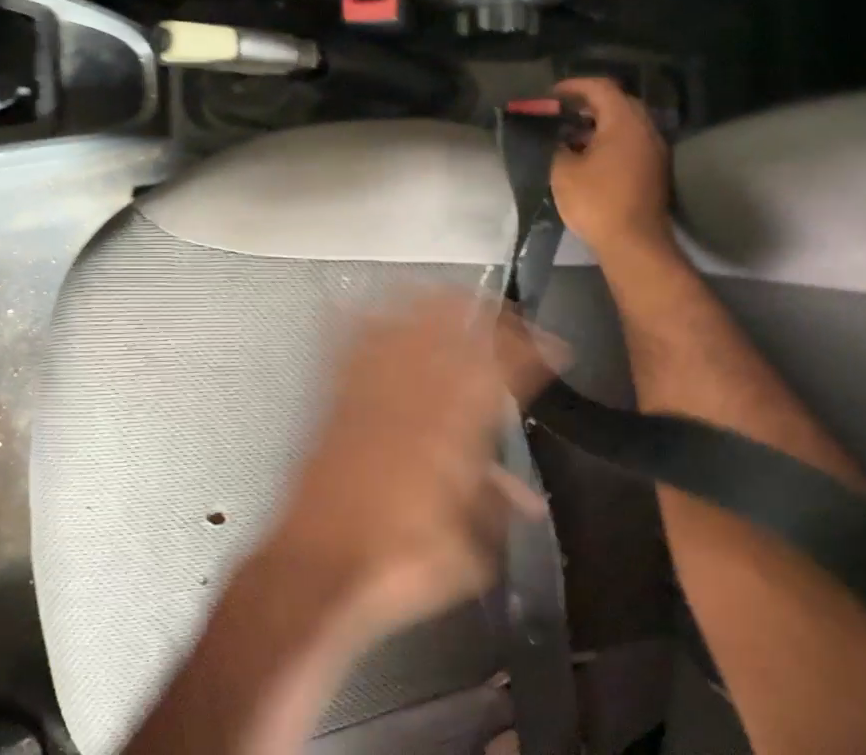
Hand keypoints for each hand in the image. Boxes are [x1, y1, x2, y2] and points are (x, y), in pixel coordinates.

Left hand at [262, 293, 556, 641]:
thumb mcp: (466, 552)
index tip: (552, 347)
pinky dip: (362, 322)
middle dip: (485, 315)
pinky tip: (366, 307)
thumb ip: (494, 508)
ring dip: (430, 305)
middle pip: (453, 333)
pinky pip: (348, 346)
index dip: (534, 350)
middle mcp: (411, 404)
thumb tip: (521, 497)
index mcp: (454, 436)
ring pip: (402, 327)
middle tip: (504, 316)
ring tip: (449, 295)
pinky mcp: (332, 404)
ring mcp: (366, 398)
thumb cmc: (395, 566)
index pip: (501, 372)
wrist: (313, 570)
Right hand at [551, 77, 676, 259]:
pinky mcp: (655, 169)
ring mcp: (654, 149)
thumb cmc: (597, 202)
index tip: (551, 96)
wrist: (634, 243)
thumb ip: (555, 146)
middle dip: (587, 104)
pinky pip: (631, 141)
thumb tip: (553, 137)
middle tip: (561, 114)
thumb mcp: (563, 172)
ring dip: (599, 124)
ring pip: (626, 123)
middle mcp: (645, 128)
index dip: (573, 86)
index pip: (600, 88)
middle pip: (617, 102)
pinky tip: (589, 156)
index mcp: (624, 121)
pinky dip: (610, 140)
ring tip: (571, 136)